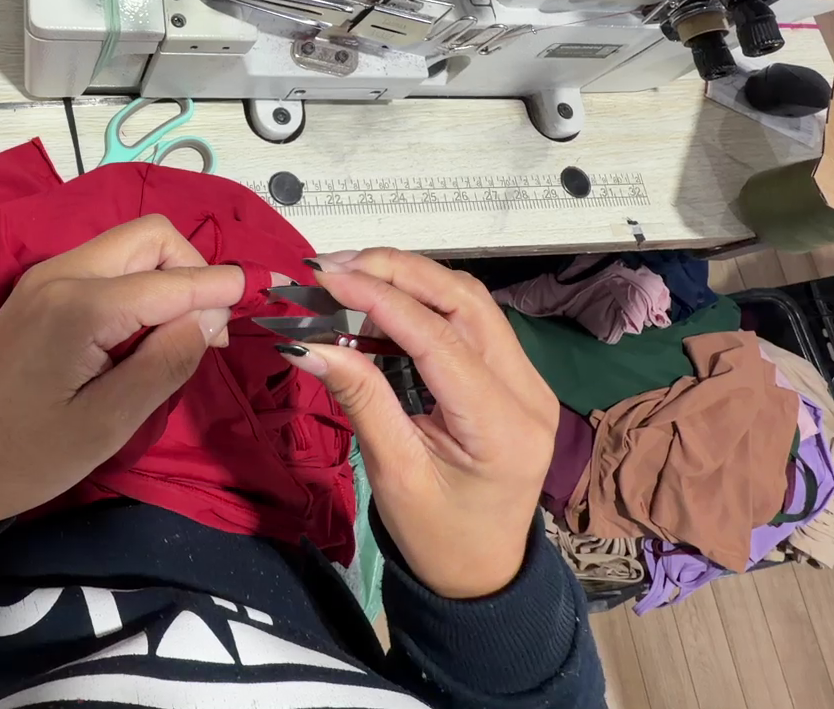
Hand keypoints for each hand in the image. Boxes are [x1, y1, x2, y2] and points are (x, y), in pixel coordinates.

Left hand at [0, 215, 244, 528]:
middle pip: (150, 235)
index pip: (173, 278)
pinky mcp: (39, 289)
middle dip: (191, 268)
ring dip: (166, 274)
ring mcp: (46, 275)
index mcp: (81, 304)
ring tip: (177, 334)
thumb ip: (166, 361)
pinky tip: (141, 329)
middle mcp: (63, 271)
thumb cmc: (23, 456)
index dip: (220, 289)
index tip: (256, 305)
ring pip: (128, 244)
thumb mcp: (106, 424)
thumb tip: (211, 314)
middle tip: (205, 330)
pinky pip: (106, 264)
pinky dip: (138, 282)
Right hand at [284, 249, 556, 598]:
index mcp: (501, 425)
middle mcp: (526, 390)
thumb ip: (359, 396)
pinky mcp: (511, 373)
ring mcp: (525, 377)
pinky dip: (421, 295)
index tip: (326, 276)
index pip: (437, 338)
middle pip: (463, 299)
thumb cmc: (437, 533)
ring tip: (351, 271)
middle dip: (396, 270)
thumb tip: (307, 343)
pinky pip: (467, 316)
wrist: (483, 570)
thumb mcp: (392, 470)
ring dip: (408, 276)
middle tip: (334, 264)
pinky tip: (381, 294)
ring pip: (468, 299)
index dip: (379, 298)